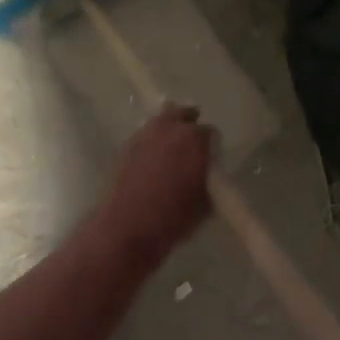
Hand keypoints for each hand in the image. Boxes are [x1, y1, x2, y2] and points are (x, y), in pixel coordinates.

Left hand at [95, 103, 214, 267]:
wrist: (129, 225)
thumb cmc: (174, 217)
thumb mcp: (205, 202)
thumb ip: (209, 179)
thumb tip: (206, 174)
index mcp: (195, 140)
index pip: (211, 133)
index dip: (211, 146)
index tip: (210, 159)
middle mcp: (171, 128)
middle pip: (184, 114)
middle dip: (190, 124)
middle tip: (192, 143)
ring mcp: (146, 133)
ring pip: (162, 119)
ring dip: (169, 128)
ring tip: (171, 147)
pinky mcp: (128, 144)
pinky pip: (146, 133)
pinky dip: (152, 140)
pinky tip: (153, 157)